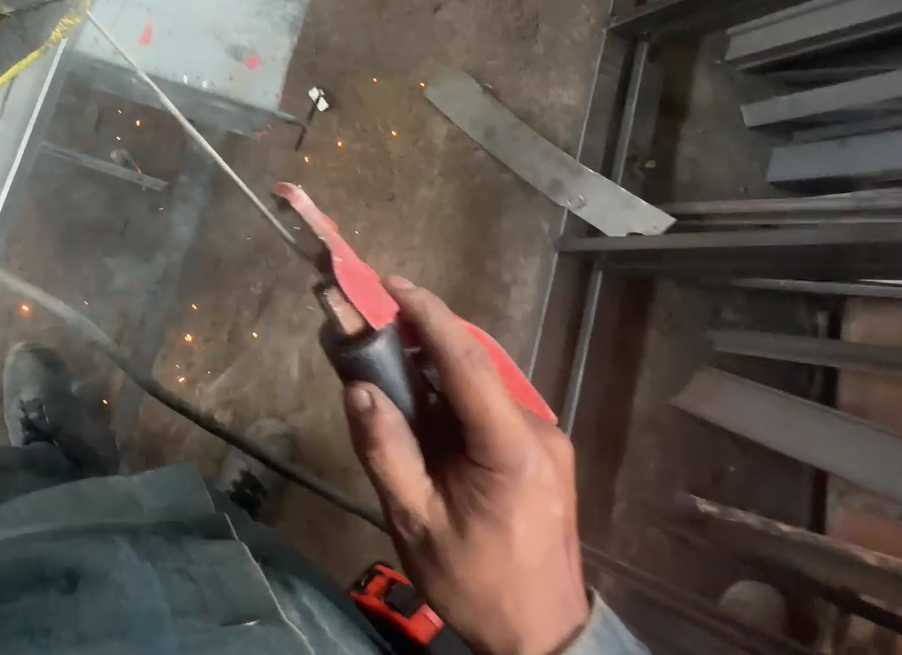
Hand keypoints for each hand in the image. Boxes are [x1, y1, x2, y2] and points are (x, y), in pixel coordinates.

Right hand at [343, 275, 588, 654]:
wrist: (543, 640)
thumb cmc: (476, 585)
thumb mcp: (415, 524)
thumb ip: (386, 452)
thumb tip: (358, 387)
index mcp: (511, 450)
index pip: (466, 362)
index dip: (427, 314)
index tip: (389, 283)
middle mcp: (537, 432)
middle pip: (472, 364)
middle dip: (420, 334)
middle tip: (367, 322)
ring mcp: (544, 440)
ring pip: (478, 382)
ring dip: (430, 364)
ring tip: (383, 363)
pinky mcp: (538, 451)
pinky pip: (485, 403)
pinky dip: (447, 391)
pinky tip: (417, 404)